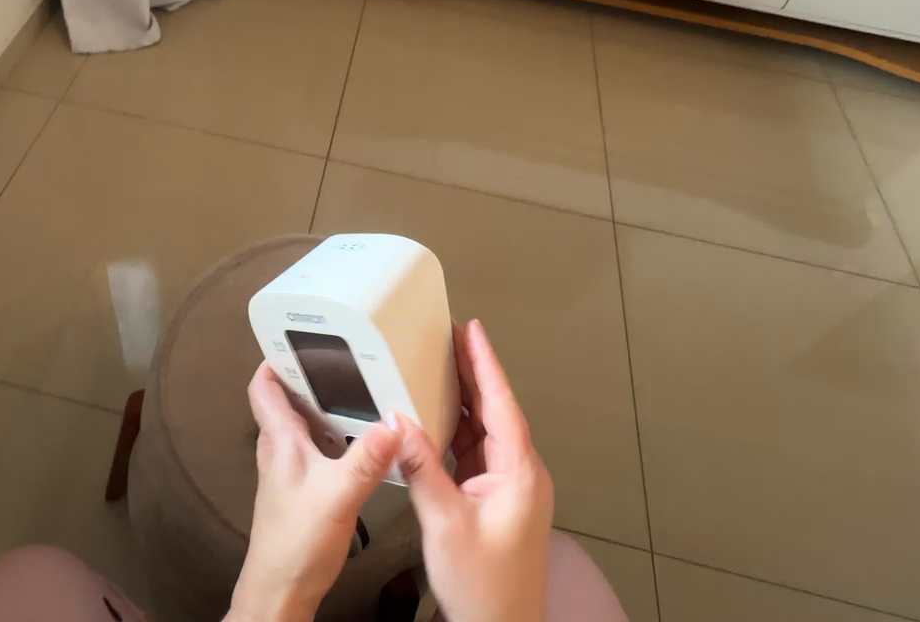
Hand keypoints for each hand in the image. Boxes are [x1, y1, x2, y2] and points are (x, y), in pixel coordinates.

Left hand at [228, 362, 402, 621]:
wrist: (280, 593)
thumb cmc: (296, 543)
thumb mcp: (339, 495)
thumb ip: (367, 458)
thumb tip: (395, 423)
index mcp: (279, 440)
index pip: (263, 387)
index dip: (273, 360)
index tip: (295, 341)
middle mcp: (278, 451)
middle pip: (283, 402)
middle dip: (306, 379)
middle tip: (336, 362)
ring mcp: (287, 472)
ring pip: (299, 427)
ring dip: (319, 409)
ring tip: (351, 394)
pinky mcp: (299, 492)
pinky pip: (312, 451)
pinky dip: (329, 438)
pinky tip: (356, 445)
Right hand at [395, 320, 553, 621]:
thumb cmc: (485, 588)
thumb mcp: (445, 522)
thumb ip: (422, 467)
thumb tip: (400, 423)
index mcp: (519, 473)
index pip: (501, 404)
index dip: (485, 363)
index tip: (472, 331)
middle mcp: (519, 473)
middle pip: (496, 409)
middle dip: (474, 371)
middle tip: (452, 336)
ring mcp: (508, 486)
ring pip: (486, 428)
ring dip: (466, 397)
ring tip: (444, 364)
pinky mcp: (495, 498)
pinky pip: (476, 449)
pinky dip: (458, 426)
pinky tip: (439, 414)